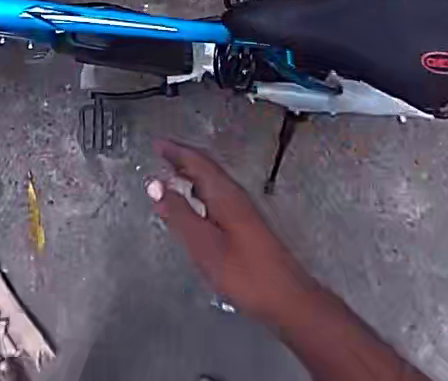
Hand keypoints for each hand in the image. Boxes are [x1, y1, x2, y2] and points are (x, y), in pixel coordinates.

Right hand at [147, 139, 316, 322]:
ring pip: (212, 182)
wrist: (292, 304)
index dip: (175, 151)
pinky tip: (194, 204)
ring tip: (170, 175)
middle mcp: (235, 195)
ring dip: (191, 174)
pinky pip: (217, 194)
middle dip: (182, 159)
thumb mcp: (203, 244)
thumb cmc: (244, 272)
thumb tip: (155, 185)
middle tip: (160, 155)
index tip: (156, 144)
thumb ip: (179, 213)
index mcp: (223, 193)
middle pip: (206, 168)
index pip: (197, 161)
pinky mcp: (248, 226)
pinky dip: (200, 190)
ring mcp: (244, 211)